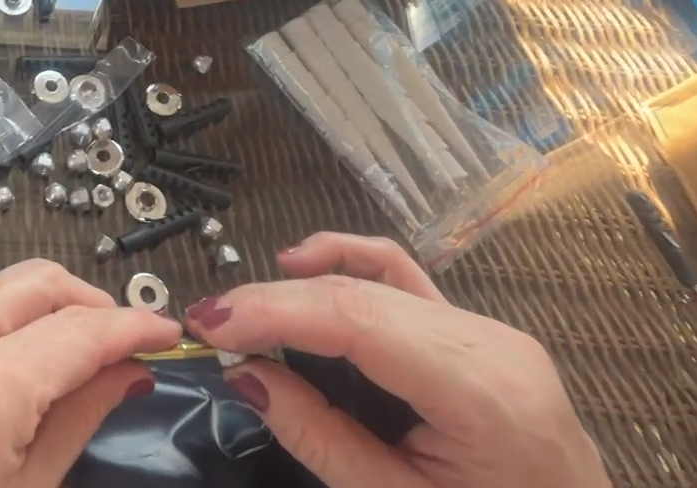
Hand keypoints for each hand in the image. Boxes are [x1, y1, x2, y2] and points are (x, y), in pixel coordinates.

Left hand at [0, 259, 182, 487]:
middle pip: (37, 279)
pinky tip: (9, 351)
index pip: (79, 331)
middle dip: (88, 299)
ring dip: (42, 302)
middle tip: (119, 338)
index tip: (167, 331)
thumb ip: (81, 416)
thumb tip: (131, 368)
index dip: (132, 325)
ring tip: (68, 346)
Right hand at [186, 233, 609, 487]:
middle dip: (272, 302)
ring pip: (370, 278)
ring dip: (296, 288)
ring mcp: (485, 325)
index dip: (273, 310)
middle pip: (357, 292)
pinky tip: (299, 262)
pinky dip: (344, 260)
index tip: (208, 322)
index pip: (357, 319)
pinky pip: (400, 274)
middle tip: (208, 323)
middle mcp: (489, 339)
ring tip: (241, 311)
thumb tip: (243, 372)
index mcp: (483, 391)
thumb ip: (318, 436)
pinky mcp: (473, 326)